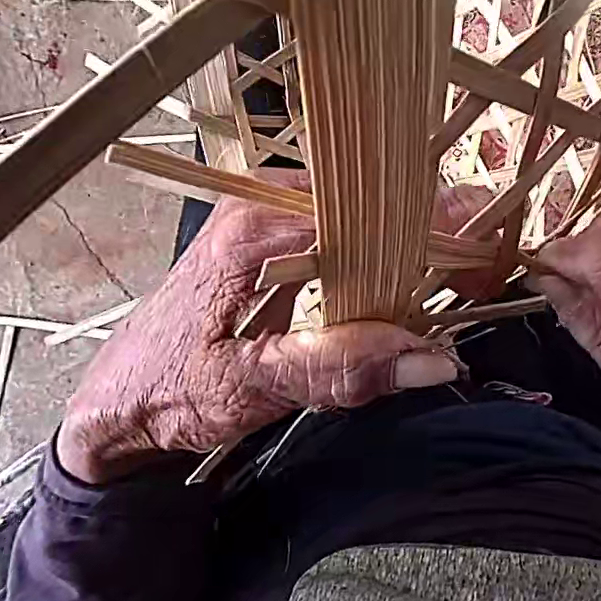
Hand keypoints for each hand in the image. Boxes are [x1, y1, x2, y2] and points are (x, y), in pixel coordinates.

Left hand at [56, 178, 483, 483]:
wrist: (118, 395)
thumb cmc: (168, 391)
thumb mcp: (250, 388)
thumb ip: (339, 369)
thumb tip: (432, 360)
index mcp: (255, 230)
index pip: (365, 213)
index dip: (432, 232)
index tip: (483, 260)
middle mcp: (261, 205)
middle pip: (368, 204)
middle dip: (430, 235)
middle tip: (480, 273)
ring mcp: (265, 214)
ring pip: (359, 215)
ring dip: (408, 244)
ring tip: (455, 277)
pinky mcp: (269, 234)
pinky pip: (341, 229)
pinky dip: (380, 253)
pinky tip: (403, 283)